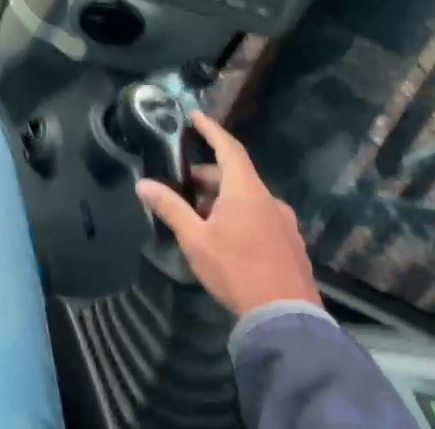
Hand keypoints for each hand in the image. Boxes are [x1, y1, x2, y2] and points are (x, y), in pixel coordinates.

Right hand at [137, 111, 320, 317]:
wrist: (286, 318)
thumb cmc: (236, 269)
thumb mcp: (194, 238)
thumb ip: (170, 207)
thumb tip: (143, 184)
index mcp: (247, 192)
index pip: (229, 149)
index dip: (211, 130)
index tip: (195, 116)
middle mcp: (271, 202)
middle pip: (235, 176)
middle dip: (206, 176)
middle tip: (180, 185)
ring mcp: (285, 224)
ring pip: (248, 199)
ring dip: (221, 199)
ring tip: (197, 216)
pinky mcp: (291, 245)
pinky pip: (260, 218)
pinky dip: (238, 215)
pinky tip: (223, 236)